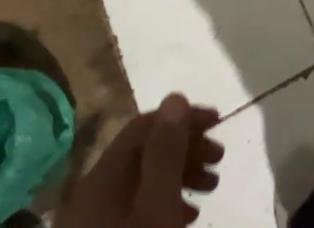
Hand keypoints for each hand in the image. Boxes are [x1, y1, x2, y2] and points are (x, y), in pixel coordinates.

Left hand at [60, 94, 223, 227]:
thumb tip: (175, 98)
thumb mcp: (157, 207)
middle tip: (221, 158)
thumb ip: (165, 152)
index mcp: (101, 179)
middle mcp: (92, 194)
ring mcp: (94, 222)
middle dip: (186, 148)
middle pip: (143, 153)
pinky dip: (166, 202)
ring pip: (142, 181)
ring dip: (180, 175)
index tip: (221, 123)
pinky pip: (136, 209)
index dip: (183, 118)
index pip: (144, 126)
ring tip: (212, 187)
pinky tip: (188, 217)